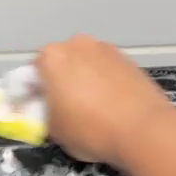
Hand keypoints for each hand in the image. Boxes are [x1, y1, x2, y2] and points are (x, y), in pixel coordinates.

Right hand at [34, 34, 175, 166]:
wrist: (144, 129)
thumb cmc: (92, 130)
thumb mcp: (54, 130)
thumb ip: (44, 114)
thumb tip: (50, 109)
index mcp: (51, 58)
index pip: (31, 73)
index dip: (32, 93)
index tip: (38, 108)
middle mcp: (77, 45)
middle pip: (60, 63)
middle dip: (60, 81)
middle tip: (64, 108)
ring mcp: (105, 49)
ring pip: (86, 64)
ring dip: (84, 79)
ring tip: (92, 108)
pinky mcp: (128, 59)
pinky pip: (107, 70)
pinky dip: (105, 82)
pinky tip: (112, 105)